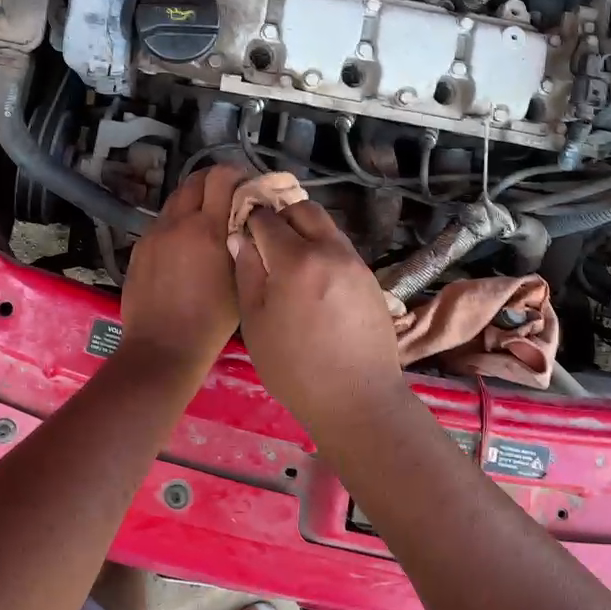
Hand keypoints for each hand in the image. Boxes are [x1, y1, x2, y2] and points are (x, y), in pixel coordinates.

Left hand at [116, 165, 245, 370]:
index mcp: (207, 228)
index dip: (236, 174)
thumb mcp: (241, 280)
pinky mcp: (140, 247)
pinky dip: (179, 221)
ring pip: (176, 199)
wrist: (162, 348)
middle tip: (230, 197)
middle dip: (215, 182)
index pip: (221, 176)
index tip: (248, 185)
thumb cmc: (211, 322)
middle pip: (195, 179)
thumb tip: (250, 217)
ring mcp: (154, 233)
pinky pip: (162, 222)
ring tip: (209, 221)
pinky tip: (187, 246)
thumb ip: (246, 242)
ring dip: (195, 200)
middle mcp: (178, 222)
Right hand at [233, 201, 406, 434]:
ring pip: (325, 226)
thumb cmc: (294, 367)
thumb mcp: (256, 323)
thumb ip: (247, 273)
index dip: (250, 222)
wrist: (357, 400)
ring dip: (304, 232)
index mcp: (296, 260)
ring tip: (290, 264)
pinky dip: (323, 250)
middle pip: (302, 209)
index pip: (266, 218)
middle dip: (281, 217)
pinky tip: (314, 283)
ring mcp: (354, 262)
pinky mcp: (370, 277)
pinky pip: (341, 248)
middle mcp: (329, 250)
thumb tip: (240, 239)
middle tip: (267, 244)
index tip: (242, 235)